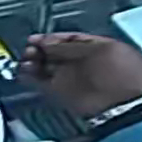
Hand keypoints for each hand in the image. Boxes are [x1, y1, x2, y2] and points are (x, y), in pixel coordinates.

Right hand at [23, 32, 141, 117]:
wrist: (117, 103)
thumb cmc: (115, 72)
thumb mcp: (98, 51)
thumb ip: (69, 46)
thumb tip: (43, 42)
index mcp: (96, 48)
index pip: (70, 39)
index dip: (51, 38)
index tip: (32, 39)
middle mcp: (79, 60)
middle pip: (53, 52)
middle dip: (38, 50)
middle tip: (28, 52)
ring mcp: (66, 75)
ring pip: (42, 65)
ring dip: (31, 62)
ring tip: (25, 62)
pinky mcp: (54, 89)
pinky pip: (37, 80)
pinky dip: (28, 75)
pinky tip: (23, 72)